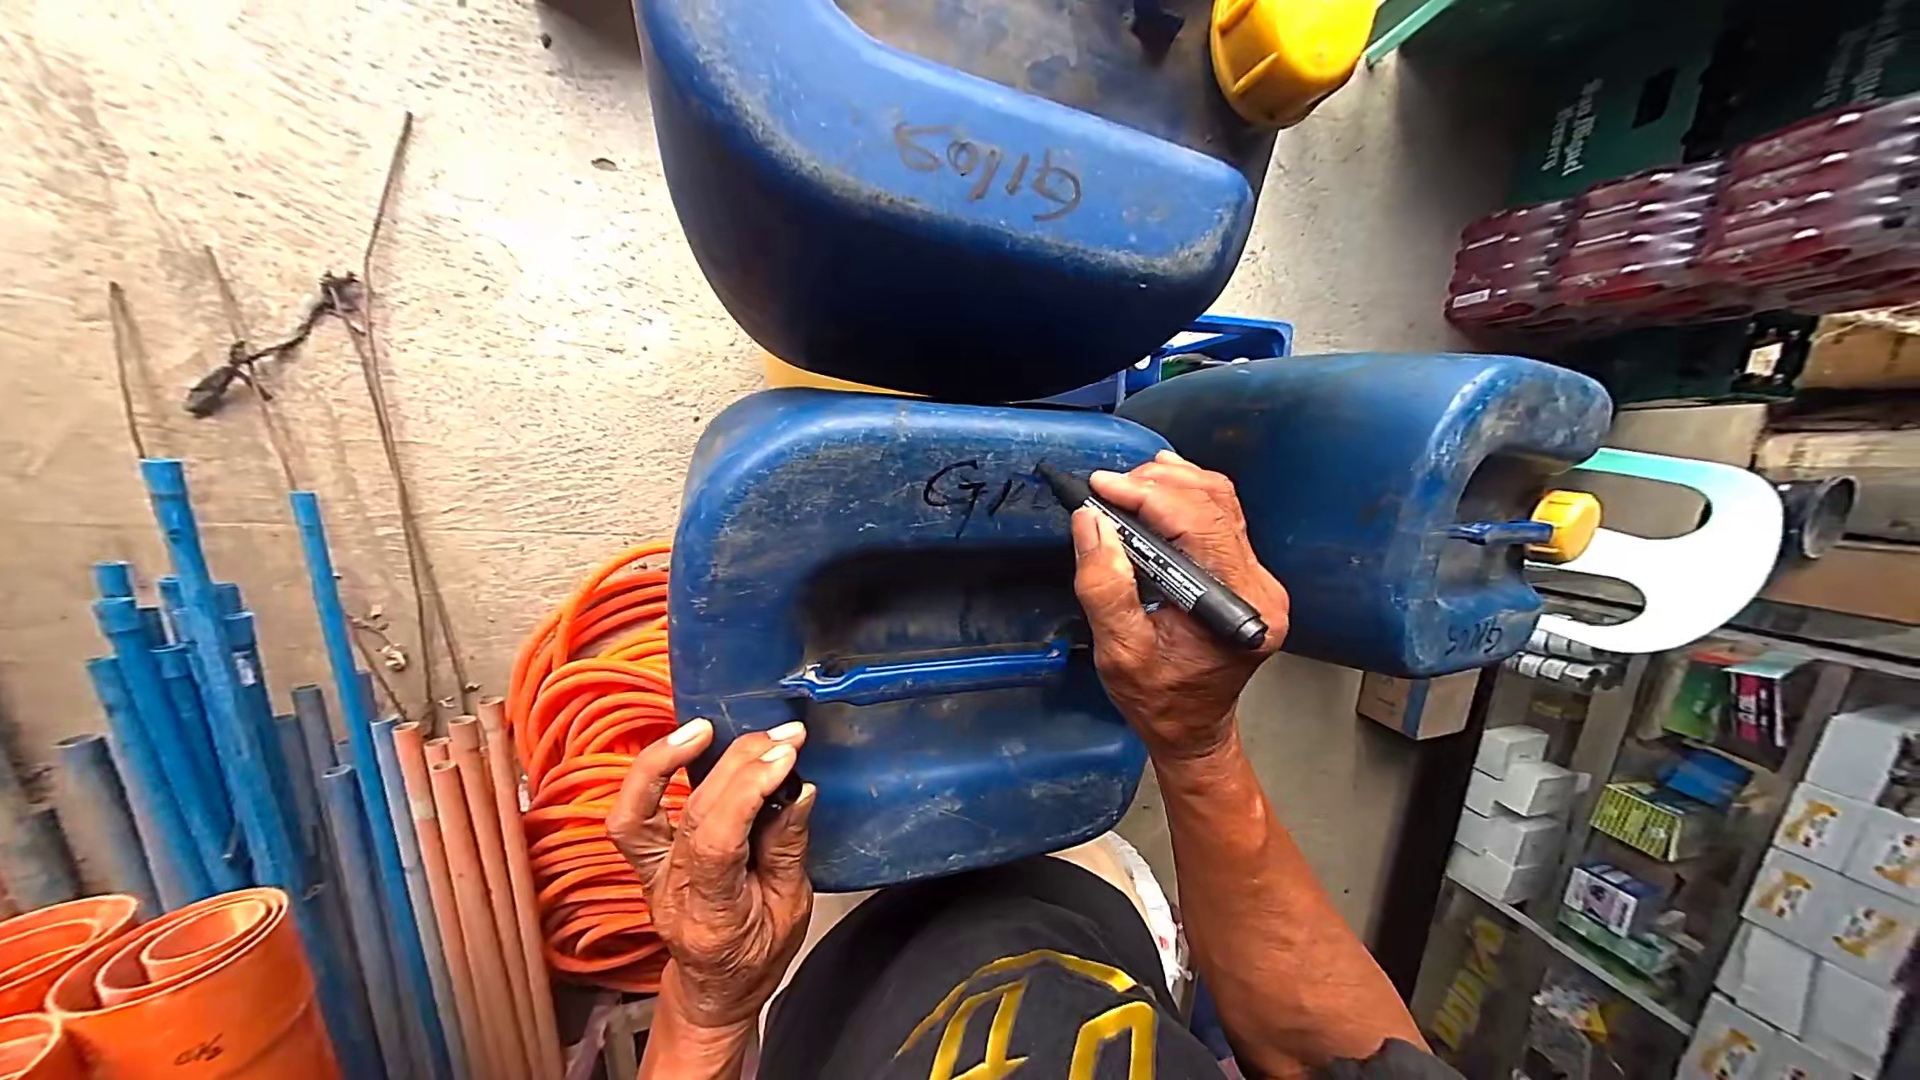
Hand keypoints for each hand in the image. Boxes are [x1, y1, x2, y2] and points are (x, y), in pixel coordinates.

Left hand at [608, 717, 814, 1028]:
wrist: (713, 989)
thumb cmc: (756, 958)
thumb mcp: (792, 910)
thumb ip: (790, 847)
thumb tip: (800, 789)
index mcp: (711, 916)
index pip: (717, 842)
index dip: (751, 790)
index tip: (786, 755)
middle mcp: (671, 891)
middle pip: (696, 813)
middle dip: (743, 764)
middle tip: (784, 736)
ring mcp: (650, 872)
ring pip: (637, 812)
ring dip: (668, 761)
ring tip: (706, 727)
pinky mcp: (647, 856)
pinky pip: (632, 812)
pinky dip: (651, 771)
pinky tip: (684, 741)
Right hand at [1072, 451, 1289, 760]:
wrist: (1191, 727)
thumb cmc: (1161, 701)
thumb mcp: (1120, 653)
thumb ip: (1105, 587)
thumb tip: (1091, 524)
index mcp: (1236, 608)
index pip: (1198, 525)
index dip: (1147, 497)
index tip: (1103, 488)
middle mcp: (1257, 587)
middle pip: (1213, 504)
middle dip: (1155, 485)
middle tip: (1107, 487)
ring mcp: (1254, 579)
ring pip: (1220, 502)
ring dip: (1169, 484)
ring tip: (1125, 484)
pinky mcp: (1242, 574)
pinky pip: (1218, 517)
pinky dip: (1182, 496)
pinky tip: (1157, 488)